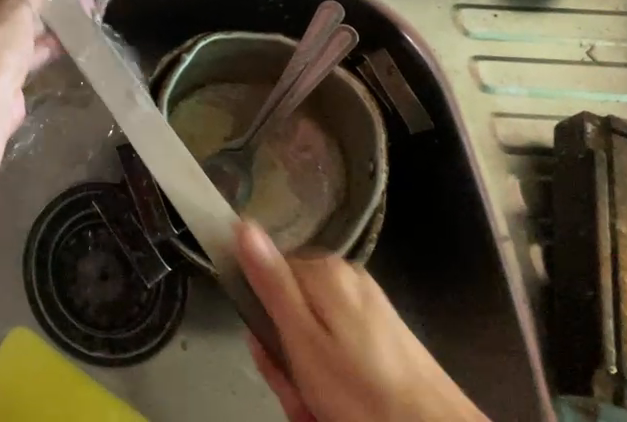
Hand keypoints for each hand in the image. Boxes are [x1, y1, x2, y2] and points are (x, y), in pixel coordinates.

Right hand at [237, 223, 489, 421]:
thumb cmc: (362, 389)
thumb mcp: (303, 339)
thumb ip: (271, 282)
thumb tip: (244, 224)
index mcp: (322, 271)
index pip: (267, 272)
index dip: (261, 314)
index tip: (267, 349)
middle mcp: (346, 279)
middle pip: (290, 309)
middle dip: (287, 357)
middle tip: (299, 390)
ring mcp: (367, 308)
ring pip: (313, 338)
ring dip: (308, 378)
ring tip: (320, 408)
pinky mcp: (382, 337)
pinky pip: (339, 353)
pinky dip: (333, 383)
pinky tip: (340, 408)